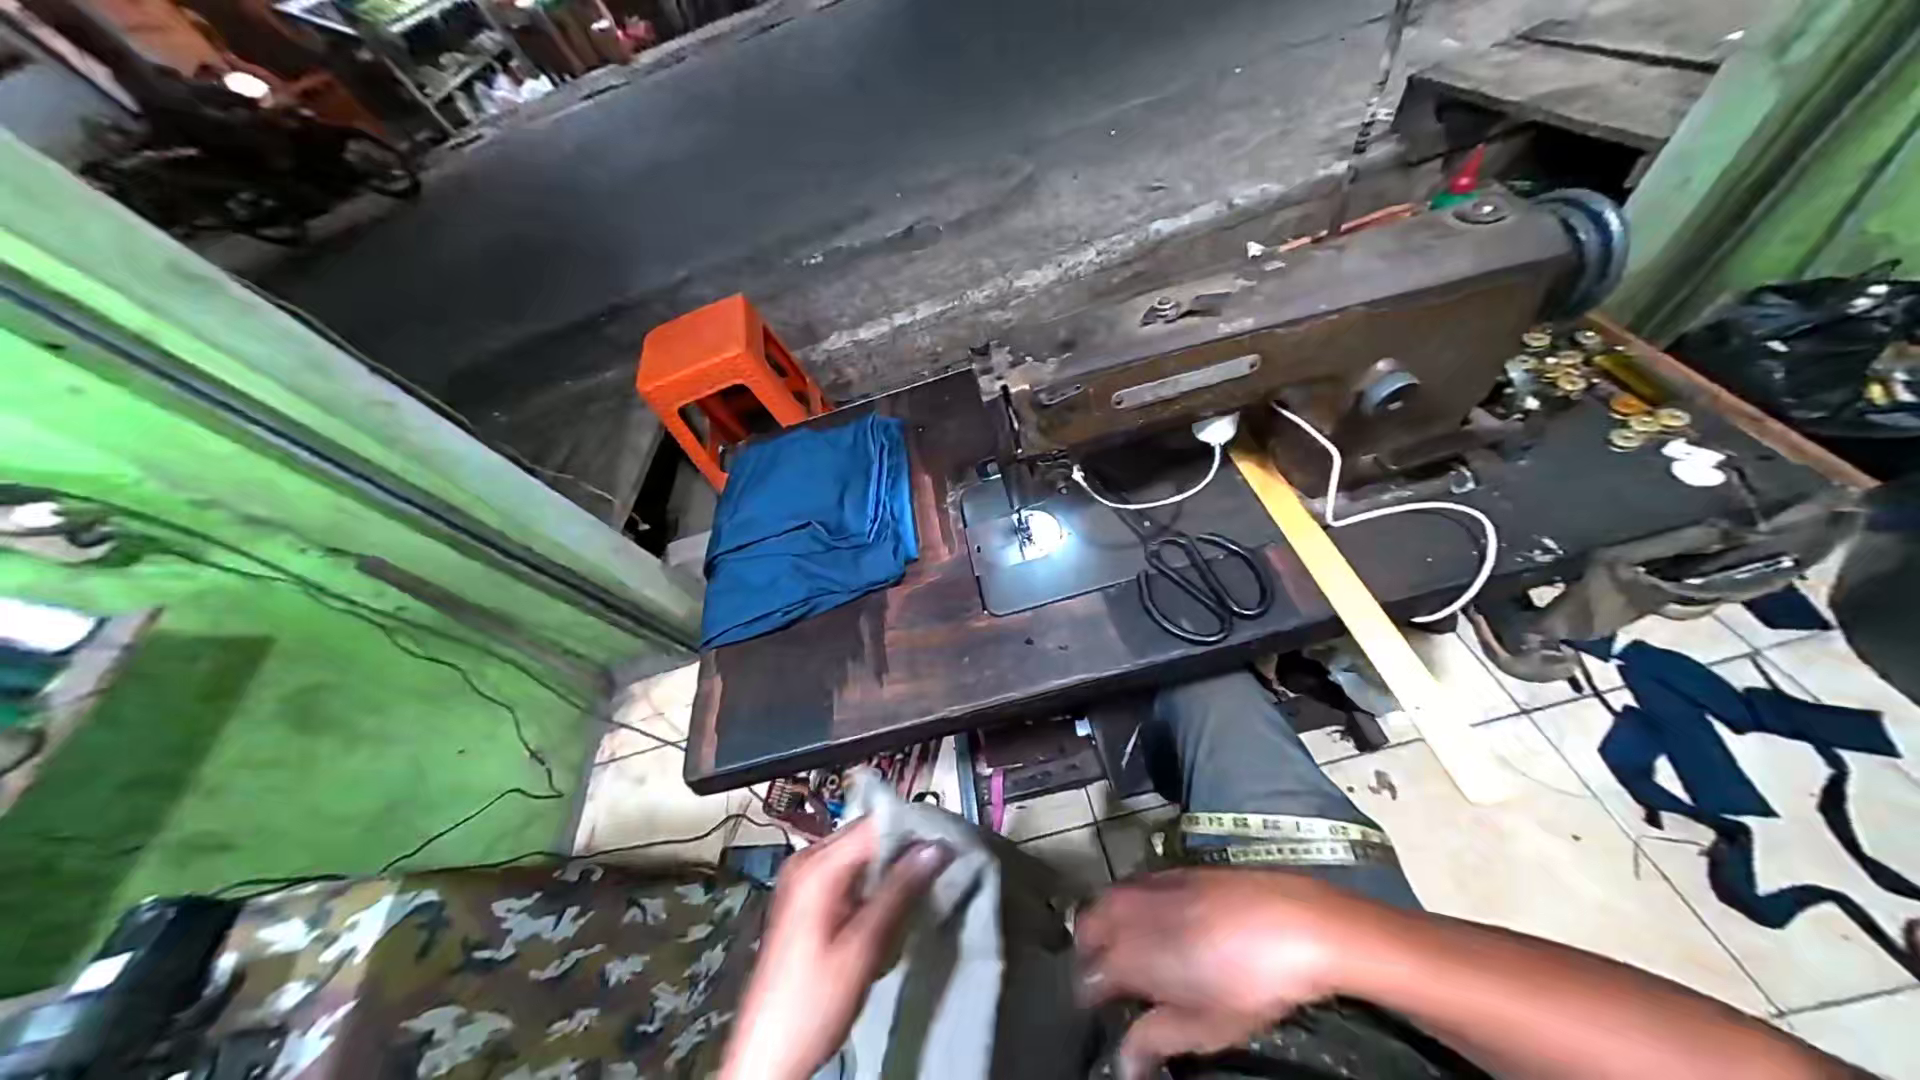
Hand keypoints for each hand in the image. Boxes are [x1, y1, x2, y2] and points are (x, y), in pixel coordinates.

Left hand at [720, 818, 952, 1079]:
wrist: (767, 1055)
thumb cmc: (812, 1003)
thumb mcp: (863, 948)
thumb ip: (899, 892)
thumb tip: (935, 847)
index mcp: (816, 867)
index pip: (874, 824)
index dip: (913, 829)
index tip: (948, 842)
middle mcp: (806, 862)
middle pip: (866, 835)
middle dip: (904, 848)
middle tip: (941, 866)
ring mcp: (803, 880)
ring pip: (860, 855)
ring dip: (891, 868)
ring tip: (924, 885)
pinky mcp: (807, 899)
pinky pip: (850, 874)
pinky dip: (874, 884)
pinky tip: (893, 905)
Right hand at [1075, 869, 1389, 1078]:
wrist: (1294, 922)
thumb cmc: (1251, 982)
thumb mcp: (1206, 1026)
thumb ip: (1157, 1039)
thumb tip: (1125, 1063)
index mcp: (1131, 954)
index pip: (1088, 975)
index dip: (1089, 996)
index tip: (1098, 1009)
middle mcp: (1129, 911)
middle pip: (1087, 927)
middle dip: (1089, 951)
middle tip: (1105, 976)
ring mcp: (1150, 885)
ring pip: (1106, 901)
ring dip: (1105, 922)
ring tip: (1124, 945)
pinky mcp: (1172, 870)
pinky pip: (1133, 884)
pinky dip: (1129, 902)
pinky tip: (1153, 918)